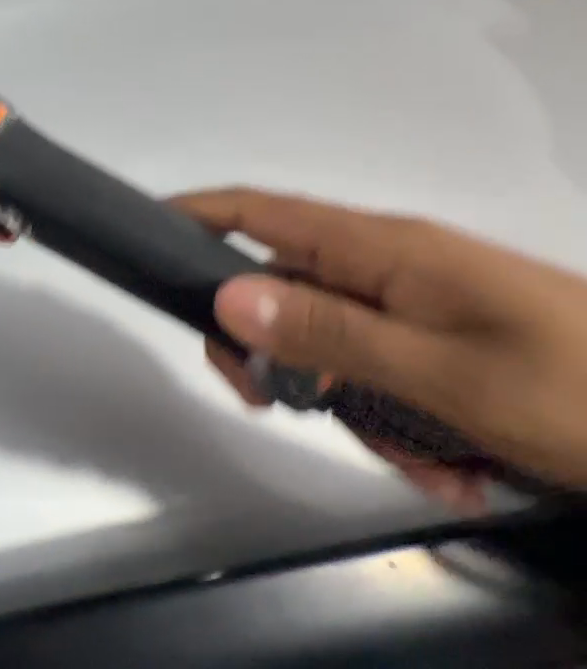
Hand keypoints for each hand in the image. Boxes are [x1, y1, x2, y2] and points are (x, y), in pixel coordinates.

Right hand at [174, 188, 586, 493]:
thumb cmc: (585, 393)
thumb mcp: (449, 375)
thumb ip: (328, 332)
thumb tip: (224, 296)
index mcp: (385, 251)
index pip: (260, 212)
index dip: (192, 214)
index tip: (137, 237)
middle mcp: (395, 267)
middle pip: (283, 289)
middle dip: (273, 352)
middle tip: (274, 406)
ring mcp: (428, 306)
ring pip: (335, 345)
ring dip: (355, 407)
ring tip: (420, 463)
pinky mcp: (456, 343)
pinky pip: (388, 374)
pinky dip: (403, 423)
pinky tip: (452, 468)